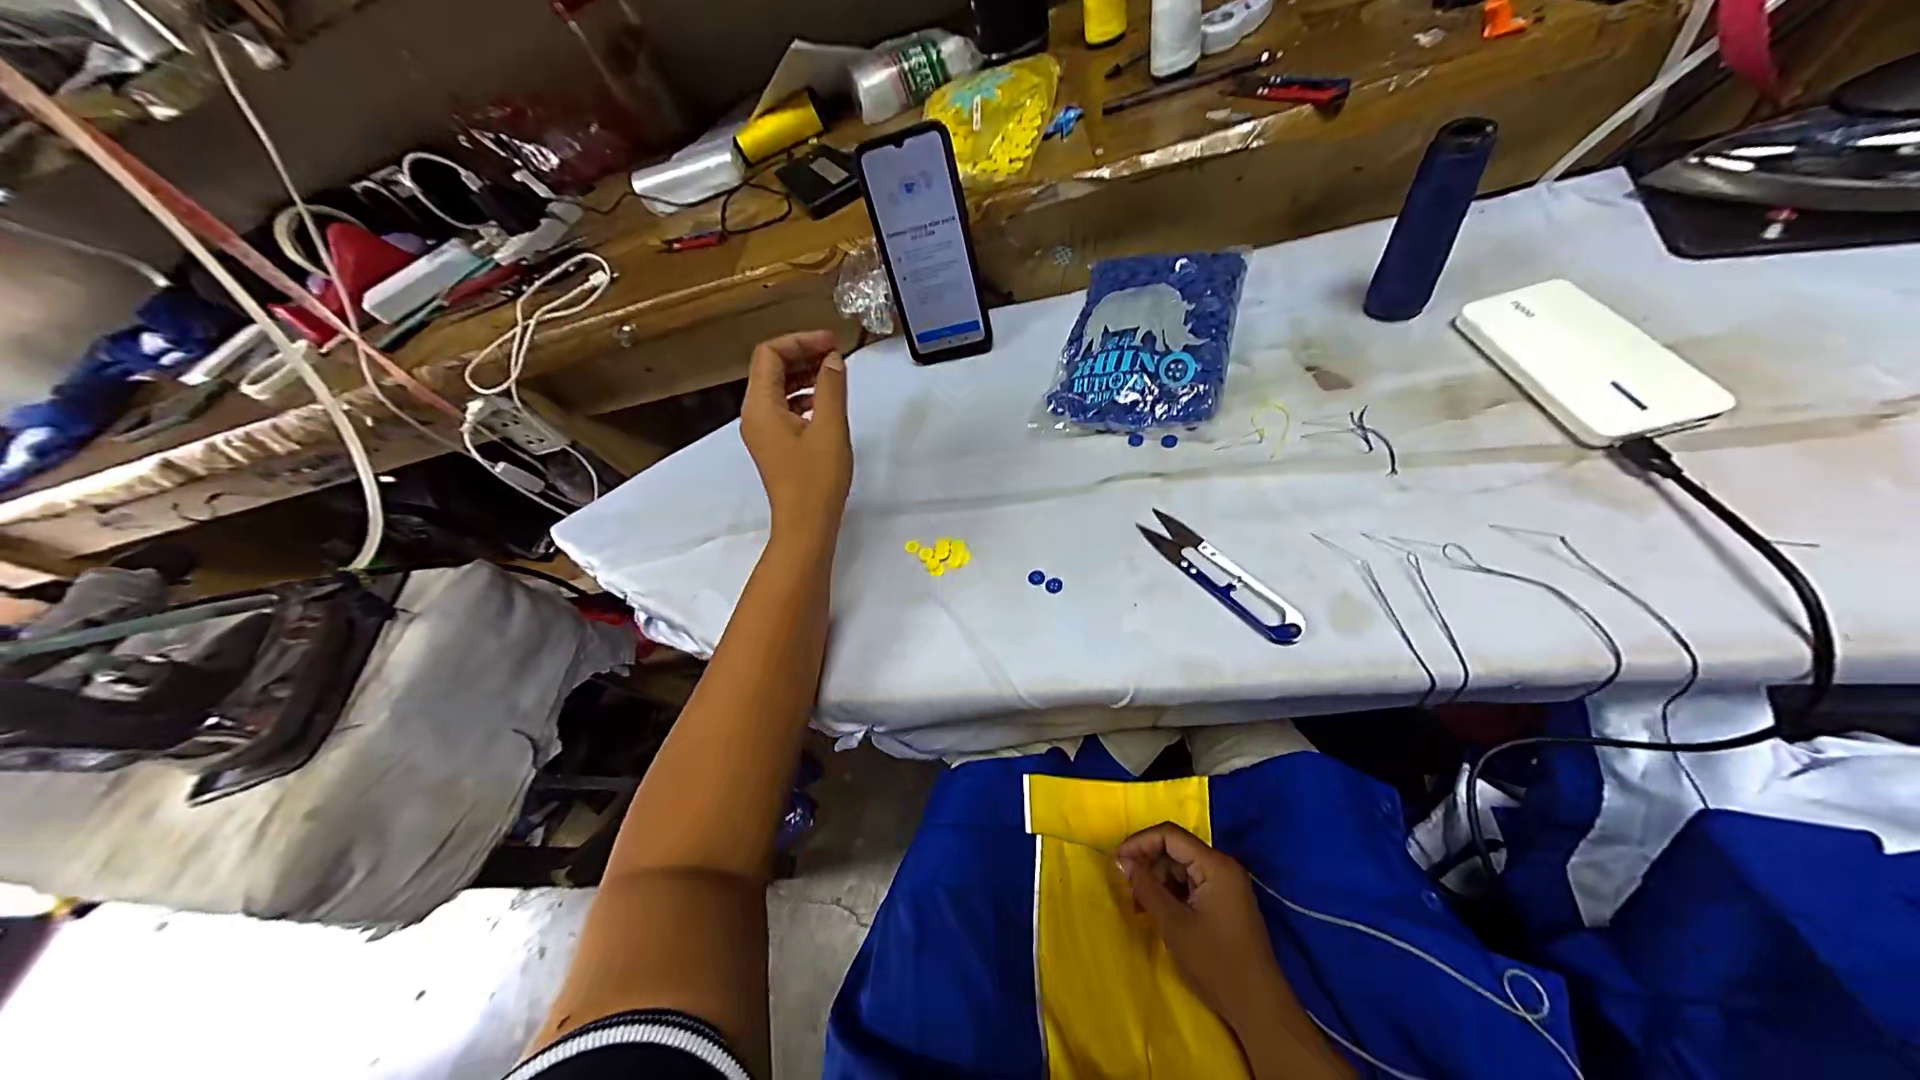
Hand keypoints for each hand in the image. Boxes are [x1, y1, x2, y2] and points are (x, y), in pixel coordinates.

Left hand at [740, 331, 851, 539]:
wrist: (805, 524)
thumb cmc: (816, 478)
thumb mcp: (829, 427)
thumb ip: (831, 387)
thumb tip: (833, 359)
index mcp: (760, 406)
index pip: (769, 354)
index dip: (800, 341)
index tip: (832, 343)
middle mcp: (753, 414)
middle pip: (770, 368)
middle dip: (802, 355)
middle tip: (836, 354)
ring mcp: (761, 430)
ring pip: (777, 388)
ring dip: (803, 375)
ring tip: (834, 374)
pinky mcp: (773, 444)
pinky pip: (782, 407)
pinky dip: (802, 396)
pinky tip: (825, 402)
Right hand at [1117, 823, 1288, 1029]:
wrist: (1258, 1006)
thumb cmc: (1216, 963)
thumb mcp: (1174, 924)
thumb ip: (1146, 887)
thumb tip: (1123, 862)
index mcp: (1215, 865)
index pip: (1170, 835)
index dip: (1140, 842)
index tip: (1117, 861)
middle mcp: (1223, 866)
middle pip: (1176, 849)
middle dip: (1147, 863)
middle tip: (1125, 884)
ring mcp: (1227, 883)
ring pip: (1181, 866)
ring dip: (1157, 879)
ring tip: (1139, 903)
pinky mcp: (1225, 899)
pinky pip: (1191, 882)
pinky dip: (1171, 891)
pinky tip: (1157, 910)